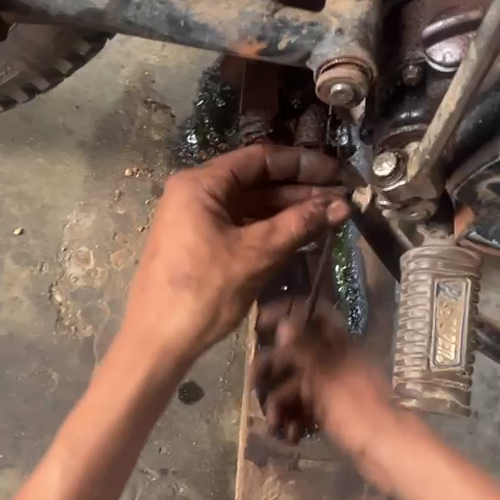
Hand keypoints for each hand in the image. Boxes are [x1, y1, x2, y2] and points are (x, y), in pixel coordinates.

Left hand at [119, 146, 350, 367]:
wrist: (157, 340)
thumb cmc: (202, 293)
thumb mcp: (255, 255)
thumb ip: (299, 226)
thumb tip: (341, 205)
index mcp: (200, 184)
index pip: (260, 159)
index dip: (302, 165)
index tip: (336, 173)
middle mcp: (193, 194)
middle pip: (254, 182)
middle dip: (298, 191)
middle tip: (339, 200)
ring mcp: (193, 220)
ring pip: (248, 207)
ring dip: (286, 212)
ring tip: (327, 218)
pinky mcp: (196, 245)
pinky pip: (238, 227)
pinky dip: (267, 230)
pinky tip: (298, 236)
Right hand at [252, 303, 402, 480]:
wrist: (385, 449)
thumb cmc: (357, 409)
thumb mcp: (325, 374)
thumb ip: (304, 347)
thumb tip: (283, 321)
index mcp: (339, 345)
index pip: (313, 316)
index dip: (287, 314)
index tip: (259, 322)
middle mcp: (335, 362)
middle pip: (296, 355)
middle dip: (272, 370)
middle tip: (254, 383)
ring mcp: (333, 389)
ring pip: (297, 385)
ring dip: (280, 403)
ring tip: (273, 422)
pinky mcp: (331, 413)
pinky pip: (304, 409)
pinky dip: (294, 420)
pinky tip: (289, 435)